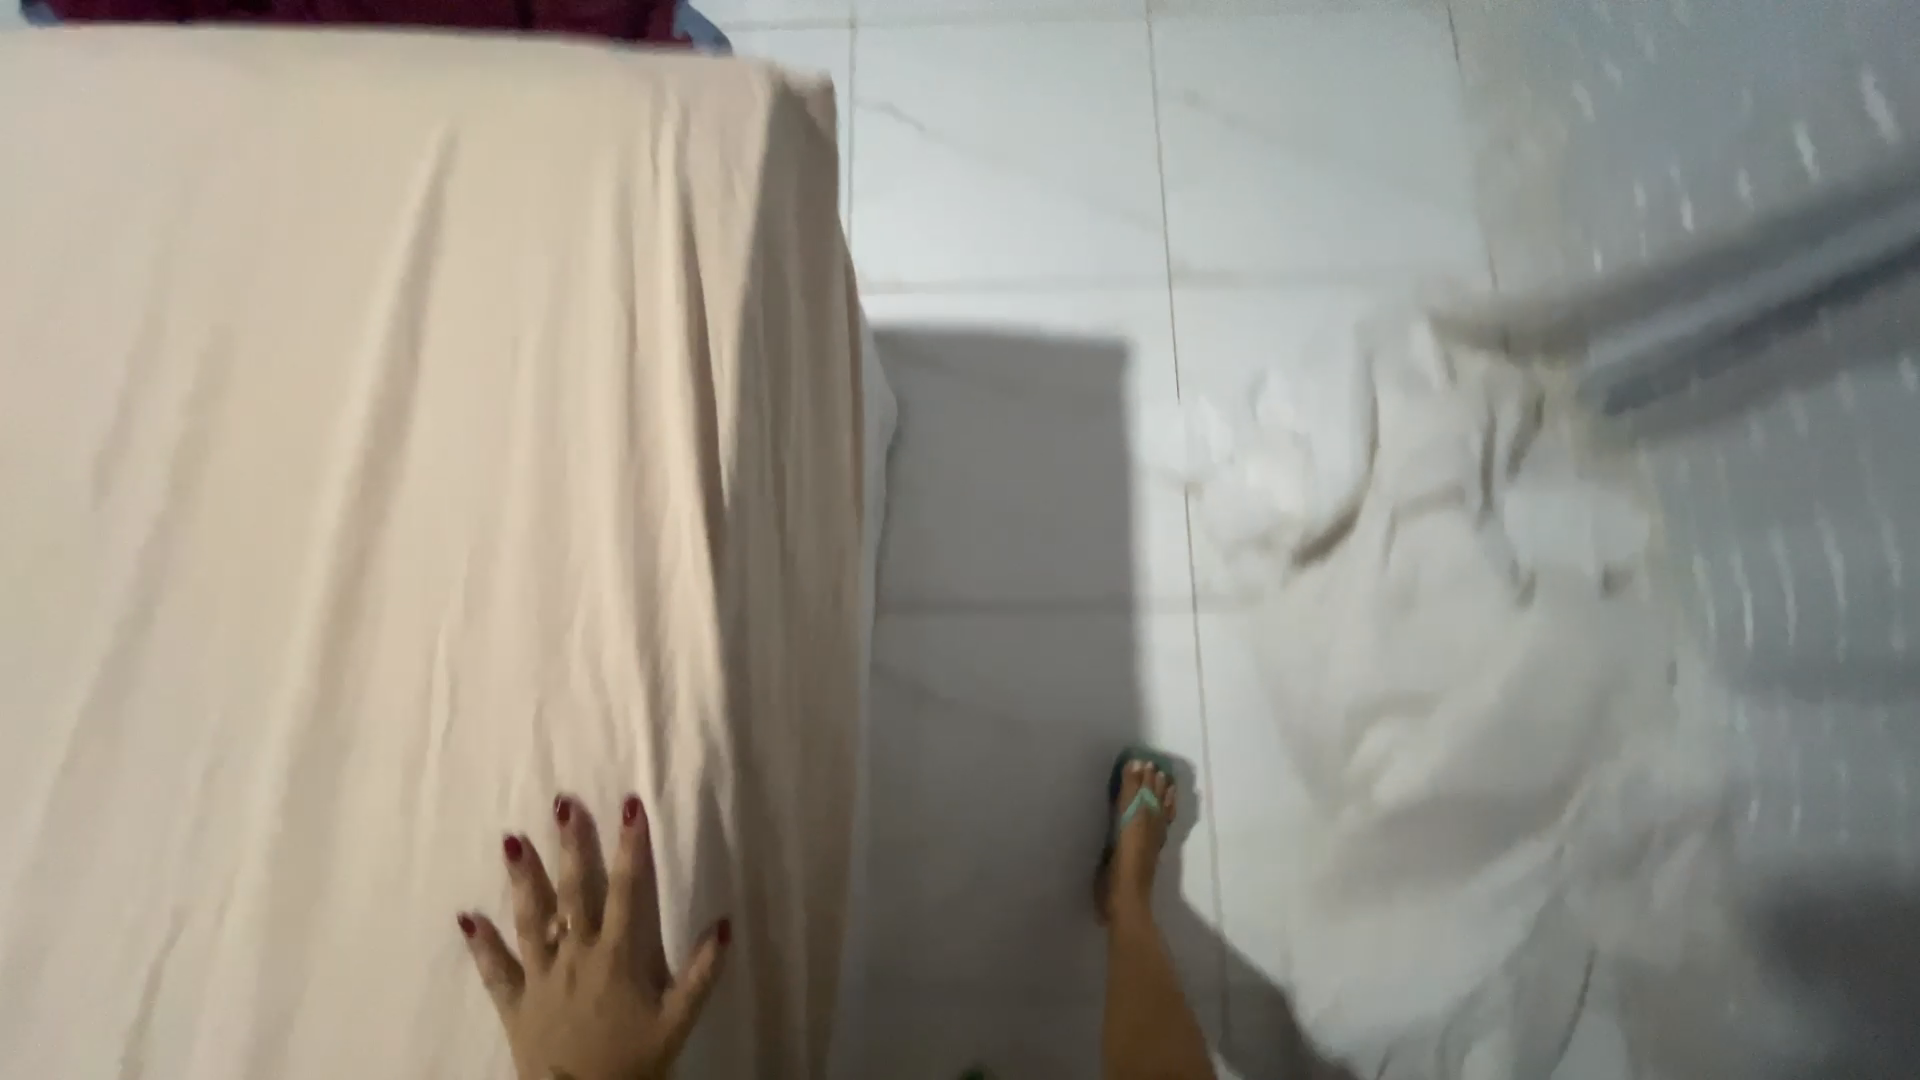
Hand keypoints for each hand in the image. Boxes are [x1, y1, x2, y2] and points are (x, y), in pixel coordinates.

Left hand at [458, 793, 730, 1079]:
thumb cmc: (636, 1059)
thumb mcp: (679, 1019)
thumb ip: (703, 971)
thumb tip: (725, 922)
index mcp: (618, 954)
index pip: (626, 889)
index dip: (631, 846)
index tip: (630, 806)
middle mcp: (577, 955)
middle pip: (574, 892)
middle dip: (572, 847)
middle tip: (563, 805)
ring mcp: (541, 978)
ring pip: (531, 920)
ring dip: (522, 880)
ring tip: (511, 841)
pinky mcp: (515, 1004)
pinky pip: (496, 970)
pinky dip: (481, 944)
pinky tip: (466, 917)